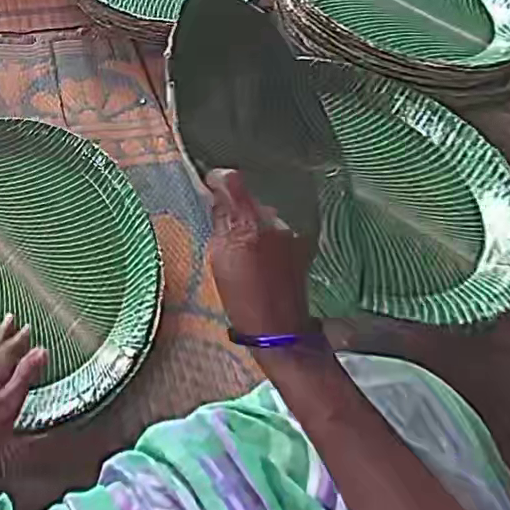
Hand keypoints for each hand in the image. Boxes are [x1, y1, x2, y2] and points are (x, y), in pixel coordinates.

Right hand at [206, 169, 314, 338]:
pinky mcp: (301, 244)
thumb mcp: (217, 256)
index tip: (208, 185)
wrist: (279, 329)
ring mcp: (290, 232)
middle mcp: (274, 221)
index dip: (218, 179)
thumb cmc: (240, 295)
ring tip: (241, 245)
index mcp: (249, 223)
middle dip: (234, 206)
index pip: (233, 181)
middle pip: (248, 198)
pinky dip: (263, 234)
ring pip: (262, 213)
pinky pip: (274, 228)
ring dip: (250, 221)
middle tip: (221, 225)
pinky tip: (258, 255)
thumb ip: (219, 222)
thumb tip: (217, 196)